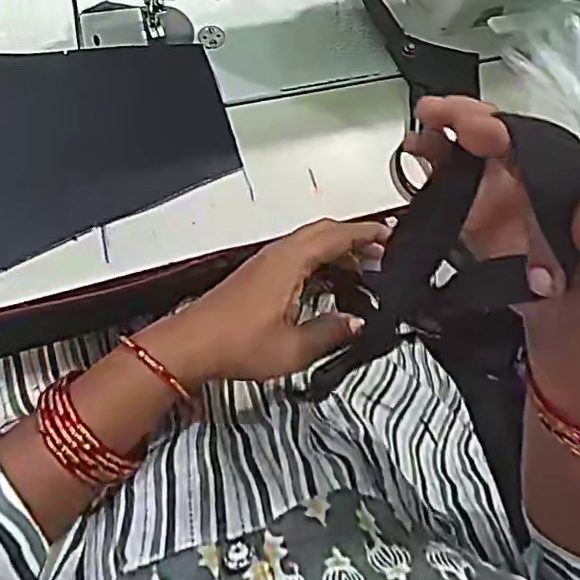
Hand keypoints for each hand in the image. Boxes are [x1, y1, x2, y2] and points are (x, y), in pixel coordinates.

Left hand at [135, 219, 388, 387]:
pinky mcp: (259, 272)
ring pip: (310, 241)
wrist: (190, 345)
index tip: (389, 235)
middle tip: (380, 250)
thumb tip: (355, 323)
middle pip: (324, 230)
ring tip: (362, 267)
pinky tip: (329, 280)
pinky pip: (298, 253)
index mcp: (290, 262)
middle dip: (355, 237)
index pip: (336, 235)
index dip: (366, 234)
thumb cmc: (234, 344)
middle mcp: (278, 254)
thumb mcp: (292, 349)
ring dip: (337, 247)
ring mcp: (266, 261)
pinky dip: (320, 257)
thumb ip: (330, 333)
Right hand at [400, 97, 579, 344]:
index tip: (493, 136)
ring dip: (449, 137)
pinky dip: (432, 175)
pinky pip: (454, 193)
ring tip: (426, 130)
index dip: (518, 138)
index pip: (552, 151)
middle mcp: (546, 185)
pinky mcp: (482, 224)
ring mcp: (510, 201)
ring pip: (477, 156)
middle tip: (449, 118)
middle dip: (476, 121)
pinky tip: (419, 159)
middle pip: (509, 139)